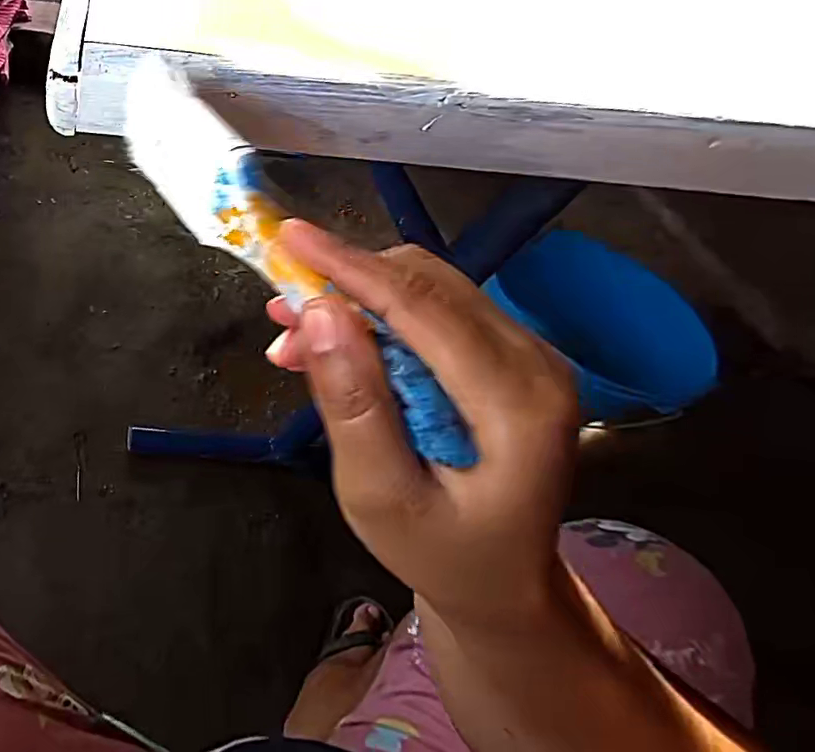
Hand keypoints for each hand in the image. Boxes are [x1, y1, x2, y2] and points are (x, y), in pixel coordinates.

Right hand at [265, 220, 580, 627]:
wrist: (501, 578)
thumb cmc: (440, 550)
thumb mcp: (379, 494)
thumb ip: (352, 403)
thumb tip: (320, 313)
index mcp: (516, 402)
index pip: (420, 307)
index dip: (348, 267)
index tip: (289, 236)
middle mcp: (533, 359)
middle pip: (423, 284)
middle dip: (342, 286)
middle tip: (281, 318)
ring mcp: (524, 351)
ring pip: (422, 286)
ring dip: (352, 299)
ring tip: (297, 340)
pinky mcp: (503, 351)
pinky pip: (428, 307)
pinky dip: (372, 314)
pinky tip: (333, 346)